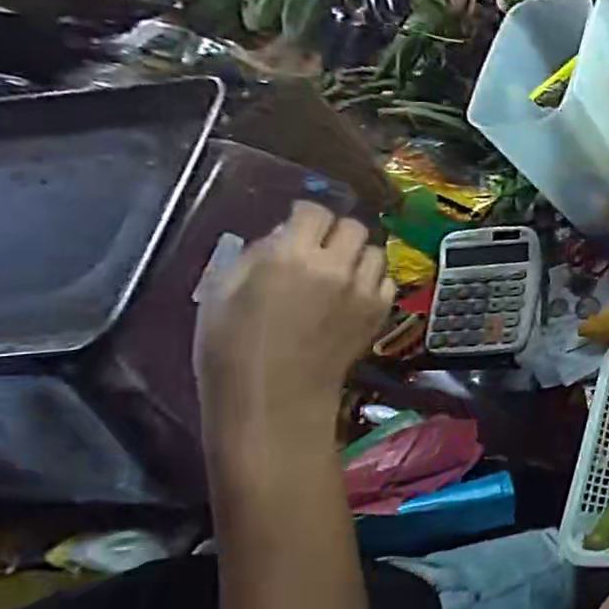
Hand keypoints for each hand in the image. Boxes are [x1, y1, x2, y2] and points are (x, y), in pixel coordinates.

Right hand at [195, 201, 394, 421]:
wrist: (275, 397)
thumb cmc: (232, 347)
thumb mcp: (221, 290)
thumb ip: (256, 253)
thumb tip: (284, 234)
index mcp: (292, 255)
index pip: (315, 211)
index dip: (305, 214)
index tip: (297, 224)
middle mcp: (336, 267)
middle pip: (355, 227)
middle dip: (337, 231)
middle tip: (320, 246)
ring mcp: (363, 290)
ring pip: (377, 252)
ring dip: (359, 255)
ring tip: (339, 270)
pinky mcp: (379, 313)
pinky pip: (387, 281)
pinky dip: (373, 280)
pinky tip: (354, 292)